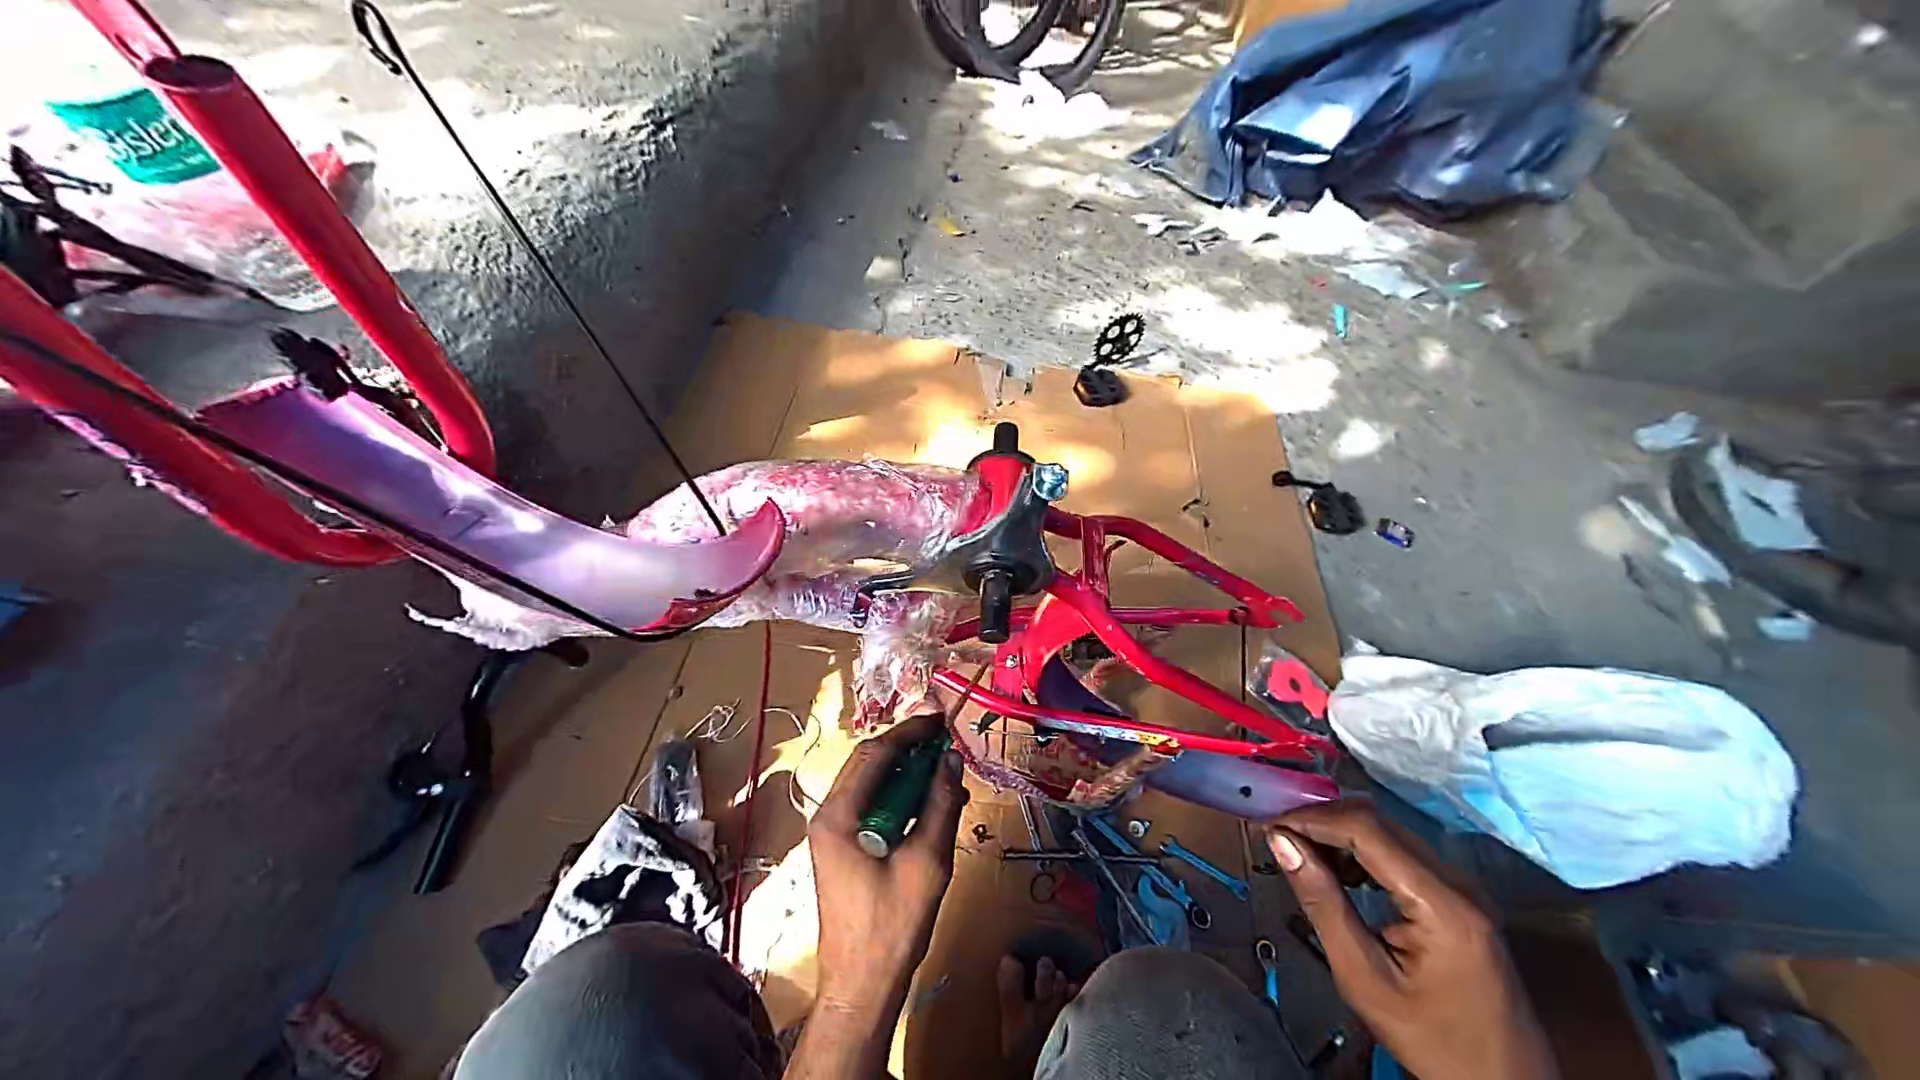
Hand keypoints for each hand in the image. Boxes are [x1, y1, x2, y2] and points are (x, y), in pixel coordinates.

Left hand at [808, 711, 967, 1016]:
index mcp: (838, 816)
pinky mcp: (841, 845)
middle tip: (945, 741)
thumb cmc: (893, 927)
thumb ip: (940, 804)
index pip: (874, 753)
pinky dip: (899, 795)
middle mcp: (827, 815)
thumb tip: (951, 760)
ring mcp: (831, 831)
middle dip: (907, 748)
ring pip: (870, 781)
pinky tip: (927, 801)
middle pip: (868, 763)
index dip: (910, 732)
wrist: (861, 985)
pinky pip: (871, 803)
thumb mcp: (927, 862)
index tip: (941, 721)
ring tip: (942, 770)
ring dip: (906, 771)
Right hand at [1268, 800, 1556, 1079]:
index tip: (1270, 825)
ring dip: (1336, 833)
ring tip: (1295, 849)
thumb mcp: (1363, 978)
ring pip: (1386, 832)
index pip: (1366, 829)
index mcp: (1442, 904)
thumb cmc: (1433, 1042)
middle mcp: (1458, 883)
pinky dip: (1358, 850)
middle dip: (1320, 820)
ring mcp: (1461, 888)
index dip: (1312, 818)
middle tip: (1275, 833)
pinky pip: (1399, 853)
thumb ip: (1322, 903)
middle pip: (1377, 823)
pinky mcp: (1457, 896)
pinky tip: (1333, 868)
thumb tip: (1281, 842)